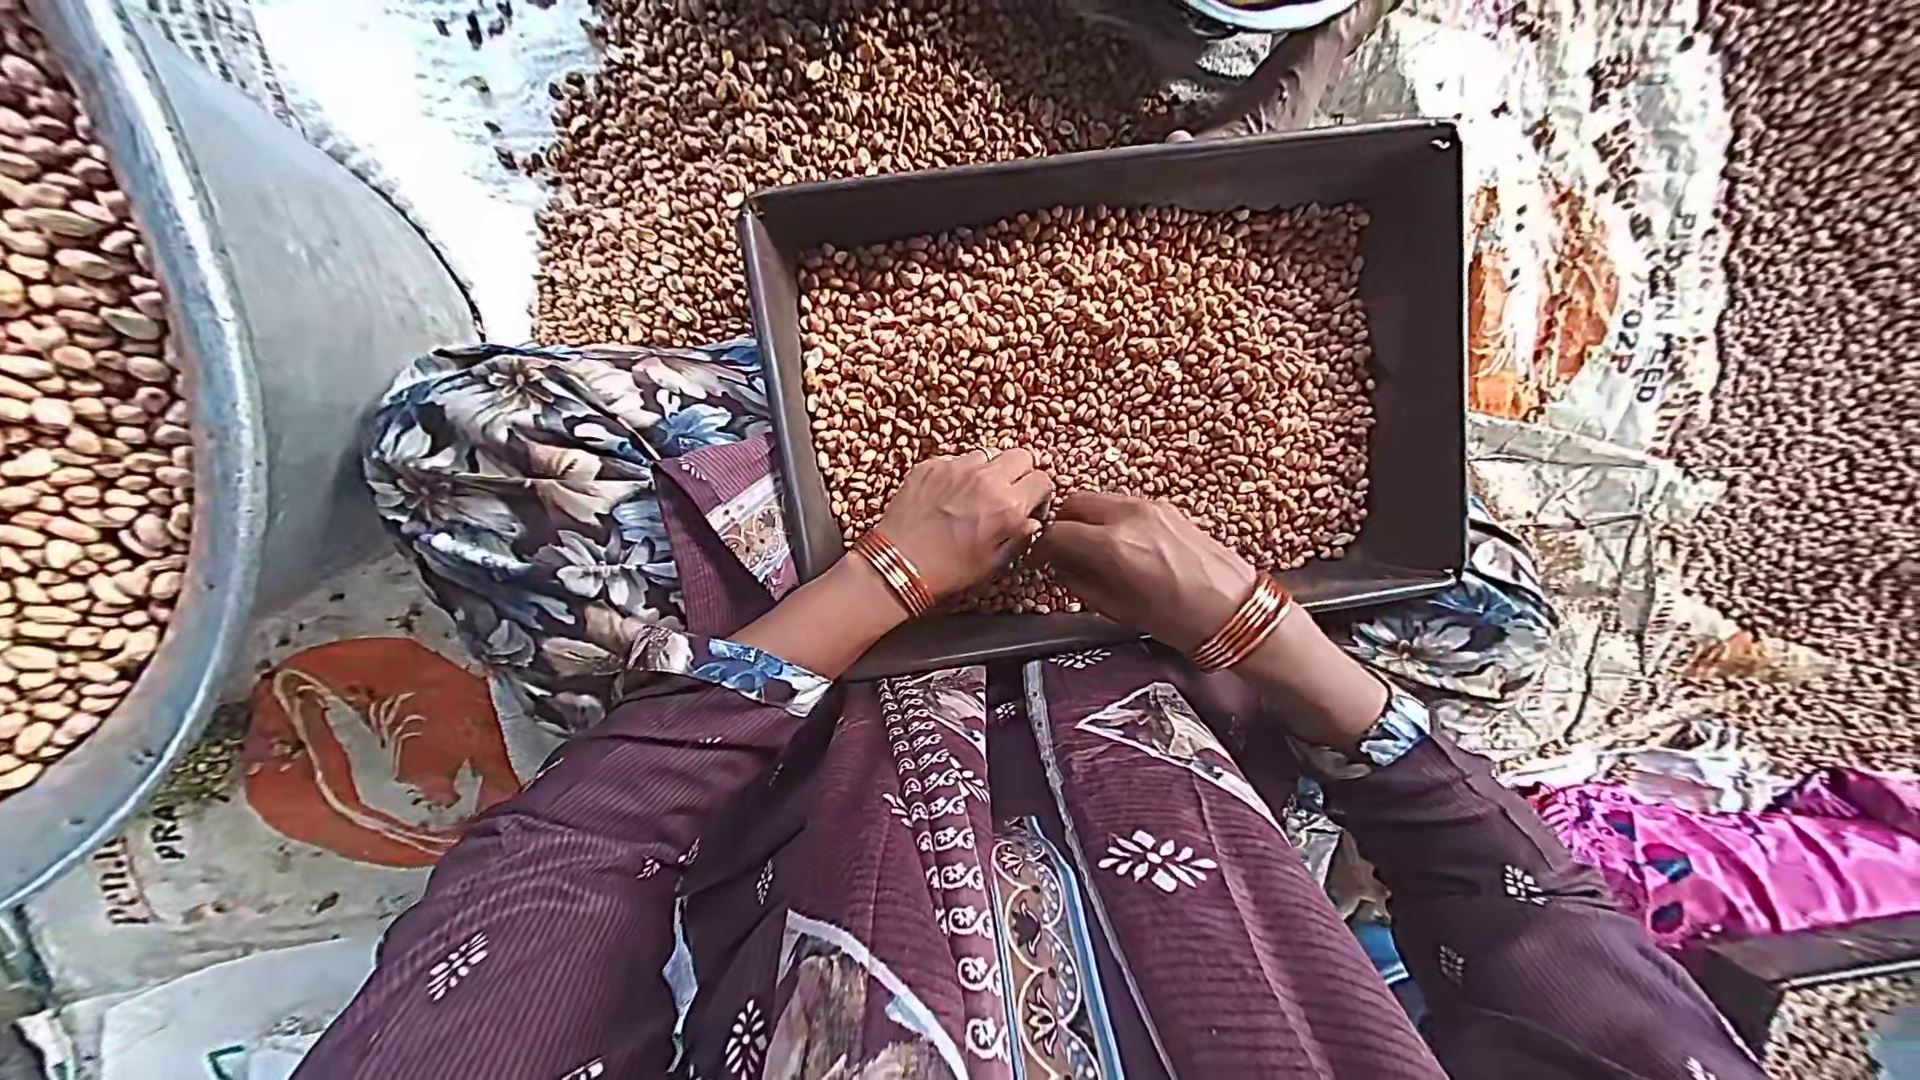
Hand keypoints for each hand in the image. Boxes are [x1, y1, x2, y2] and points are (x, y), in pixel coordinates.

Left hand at [872, 449, 1053, 598]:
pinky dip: (957, 473)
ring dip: (988, 470)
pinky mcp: (931, 465)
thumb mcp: (993, 561)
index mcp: (1008, 505)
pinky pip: (955, 460)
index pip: (1042, 479)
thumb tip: (1029, 521)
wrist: (899, 563)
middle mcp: (986, 479)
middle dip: (1020, 472)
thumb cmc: (948, 569)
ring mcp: (956, 468)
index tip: (1031, 502)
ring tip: (975, 492)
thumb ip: (1018, 536)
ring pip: (987, 454)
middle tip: (1009, 491)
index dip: (1039, 492)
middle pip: (1020, 455)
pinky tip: (948, 494)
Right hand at [1032, 492, 1256, 651]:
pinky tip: (1114, 543)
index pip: (1056, 533)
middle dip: (1059, 525)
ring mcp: (1150, 507)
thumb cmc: (1181, 620)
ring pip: (1098, 499)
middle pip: (1073, 503)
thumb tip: (1062, 568)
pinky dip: (1107, 518)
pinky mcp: (1166, 507)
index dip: (1040, 549)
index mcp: (1113, 545)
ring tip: (1086, 548)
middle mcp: (1128, 516)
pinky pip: (1122, 503)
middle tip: (1058, 551)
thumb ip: (1081, 583)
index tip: (1037, 561)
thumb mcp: (1119, 609)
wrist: (1238, 611)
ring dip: (1083, 518)